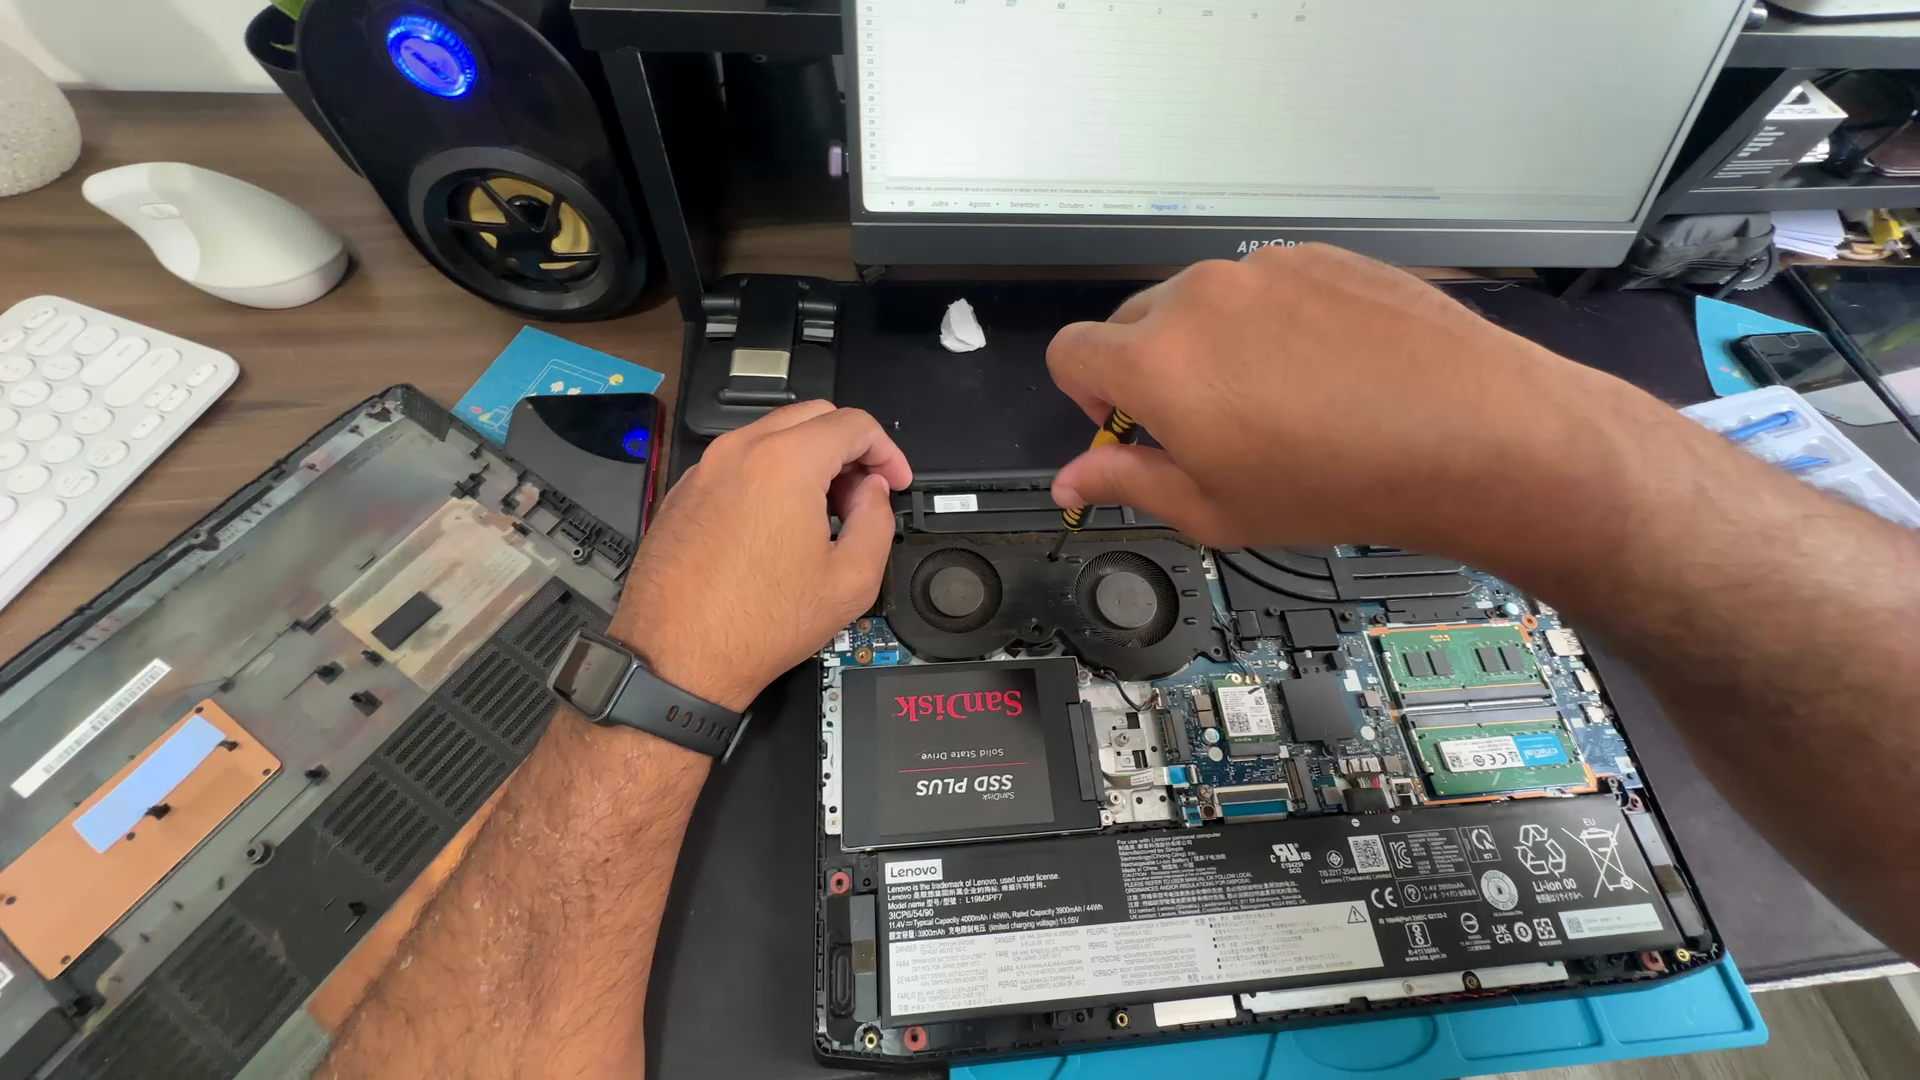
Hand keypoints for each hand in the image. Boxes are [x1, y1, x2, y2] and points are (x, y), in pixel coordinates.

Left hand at [609, 402, 911, 711]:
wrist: (678, 657)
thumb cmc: (757, 624)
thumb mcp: (852, 580)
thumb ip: (878, 520)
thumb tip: (873, 494)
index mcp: (785, 463)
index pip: (854, 424)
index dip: (888, 451)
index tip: (894, 480)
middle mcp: (740, 452)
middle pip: (813, 416)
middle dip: (850, 447)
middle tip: (865, 492)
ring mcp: (707, 469)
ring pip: (774, 435)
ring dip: (811, 459)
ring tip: (825, 513)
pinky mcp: (686, 491)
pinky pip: (740, 462)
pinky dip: (772, 474)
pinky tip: (781, 524)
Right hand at [1046, 244, 1649, 552]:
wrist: (1474, 434)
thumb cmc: (1337, 481)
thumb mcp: (1210, 507)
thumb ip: (1123, 483)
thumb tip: (1070, 481)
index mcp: (1157, 362)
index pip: (1069, 354)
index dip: (1085, 397)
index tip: (1125, 425)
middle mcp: (1198, 298)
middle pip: (1126, 325)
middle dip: (1141, 373)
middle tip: (1197, 424)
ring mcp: (1260, 271)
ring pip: (1191, 305)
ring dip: (1200, 348)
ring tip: (1264, 400)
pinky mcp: (1313, 258)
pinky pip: (1254, 288)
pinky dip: (1257, 325)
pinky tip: (1310, 371)